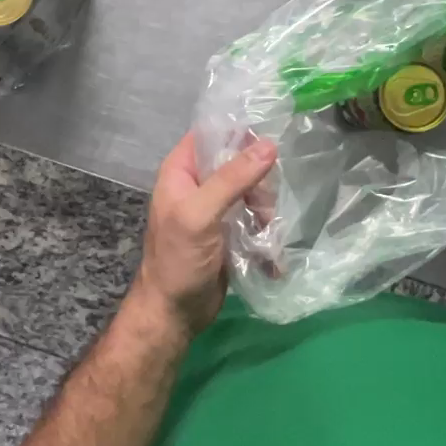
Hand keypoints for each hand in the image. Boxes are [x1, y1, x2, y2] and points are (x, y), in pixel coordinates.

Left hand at [129, 132, 278, 338]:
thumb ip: (232, 179)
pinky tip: (271, 254)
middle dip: (258, 181)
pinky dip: (265, 231)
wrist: (174, 313)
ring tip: (266, 232)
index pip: (212, 133)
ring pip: (251, 191)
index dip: (240, 132)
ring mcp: (214, 210)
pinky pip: (254, 218)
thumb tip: (269, 145)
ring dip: (265, 211)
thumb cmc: (178, 260)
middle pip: (239, 162)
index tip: (271, 139)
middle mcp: (197, 185)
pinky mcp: (229, 232)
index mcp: (181, 171)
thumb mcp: (200, 214)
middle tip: (263, 205)